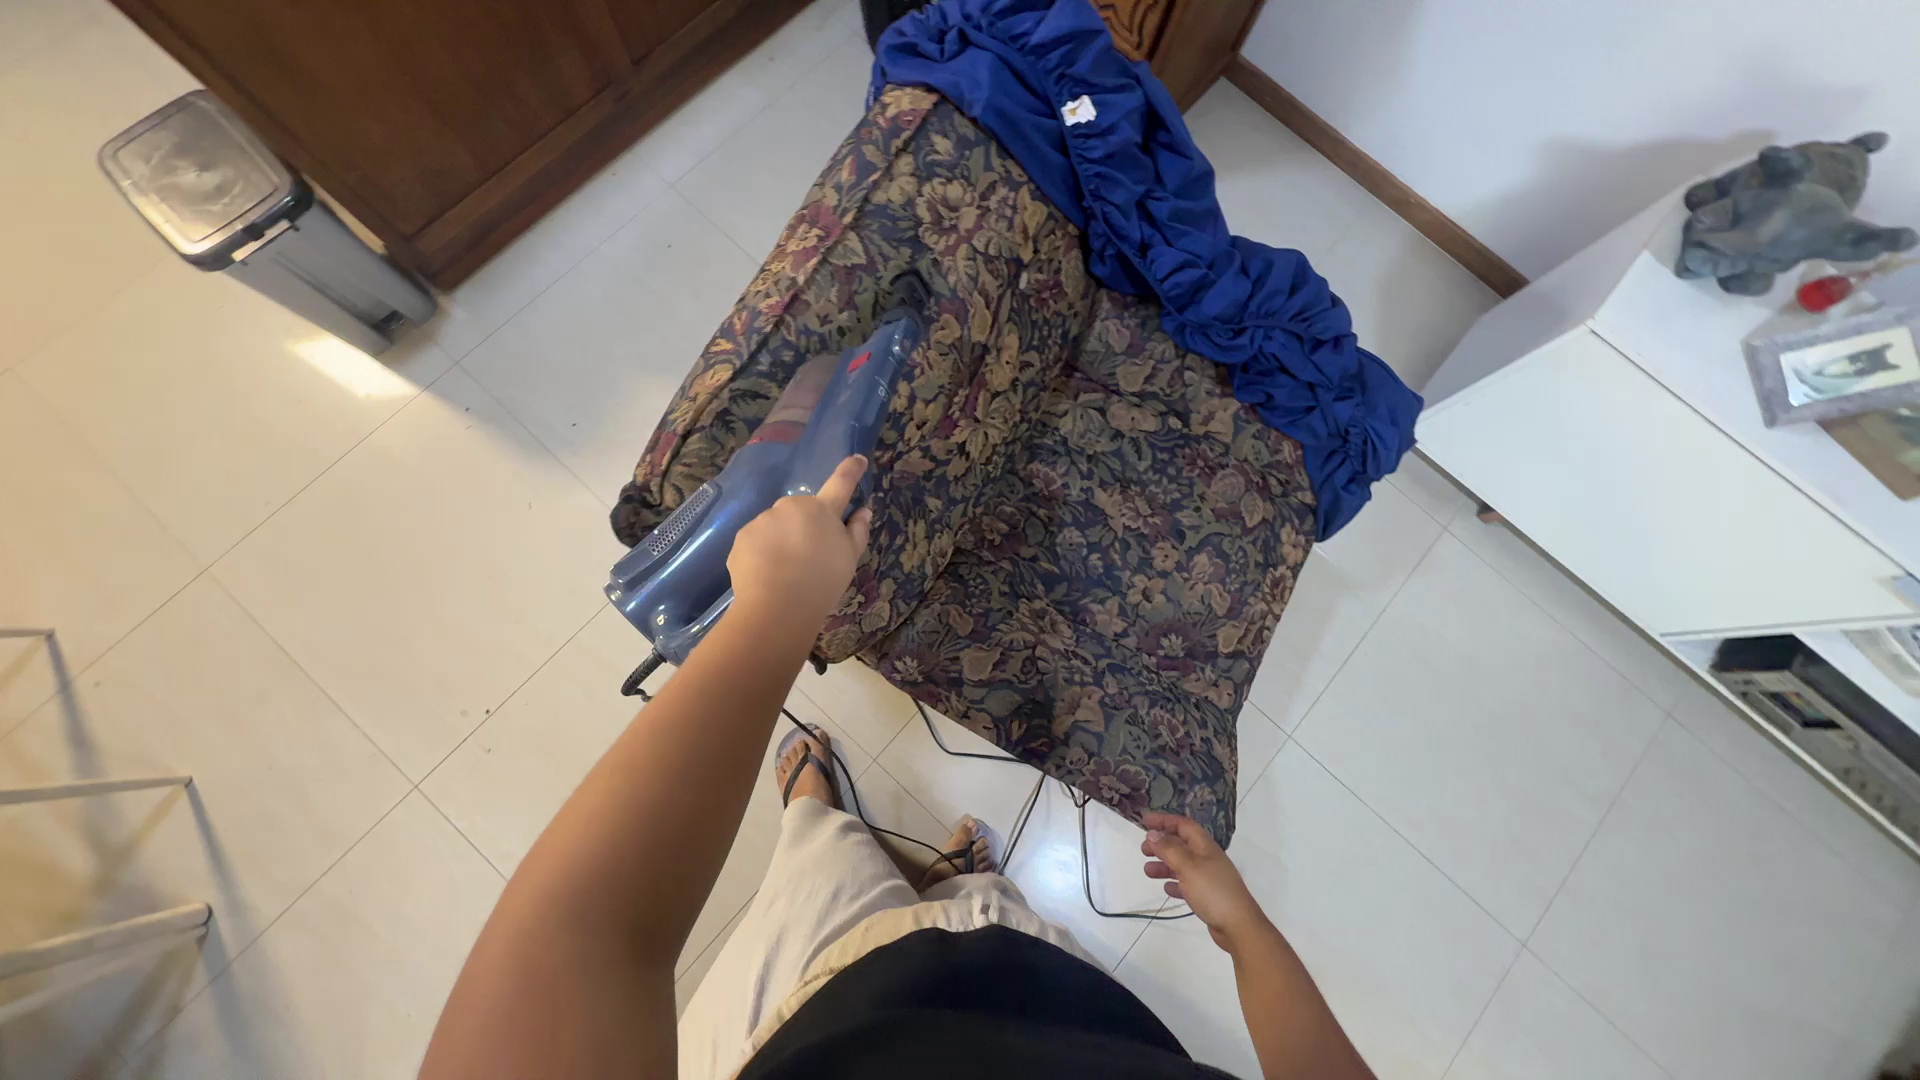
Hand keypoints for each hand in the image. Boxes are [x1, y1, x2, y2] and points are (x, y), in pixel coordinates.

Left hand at [727, 455, 873, 630]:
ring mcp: (763, 520)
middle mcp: (791, 507)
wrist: (778, 604)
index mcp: (822, 510)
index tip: (857, 458)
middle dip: (805, 526)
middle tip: (809, 556)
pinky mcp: (742, 537)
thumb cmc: (823, 580)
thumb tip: (863, 511)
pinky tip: (768, 576)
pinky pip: (757, 542)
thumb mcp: (850, 558)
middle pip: (801, 511)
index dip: (850, 471)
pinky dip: (763, 554)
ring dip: (782, 541)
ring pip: (776, 527)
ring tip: (786, 572)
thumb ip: (857, 531)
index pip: (840, 484)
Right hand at [1142, 812, 1271, 953]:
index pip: (1183, 825)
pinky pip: (1187, 884)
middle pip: (1181, 844)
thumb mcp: (1188, 866)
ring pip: (1182, 864)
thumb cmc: (1212, 891)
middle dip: (1161, 844)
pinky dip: (1175, 883)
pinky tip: (1166, 888)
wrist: (1239, 926)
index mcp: (1204, 846)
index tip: (1145, 821)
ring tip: (1147, 871)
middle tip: (1143, 849)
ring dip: (1164, 864)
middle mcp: (1207, 858)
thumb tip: (1152, 834)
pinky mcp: (1208, 896)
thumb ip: (1168, 849)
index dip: (1164, 820)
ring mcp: (1208, 878)